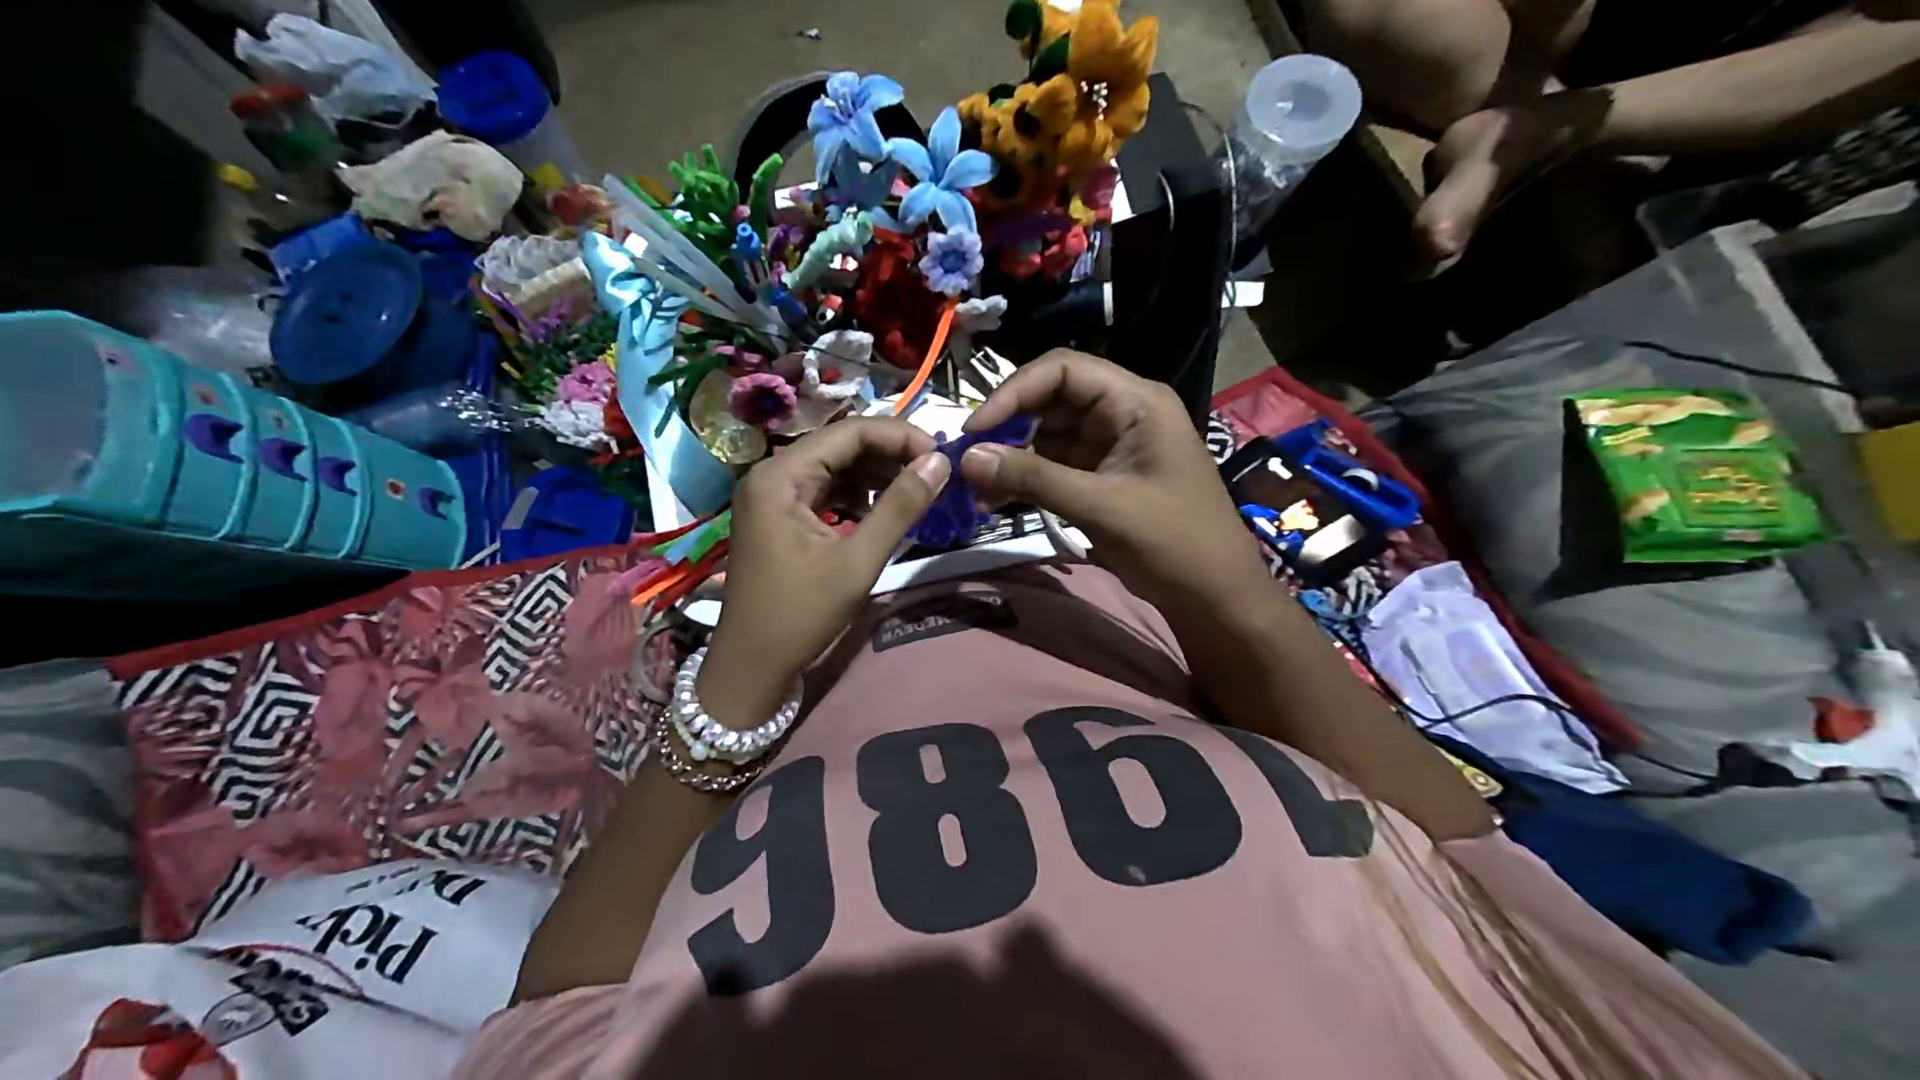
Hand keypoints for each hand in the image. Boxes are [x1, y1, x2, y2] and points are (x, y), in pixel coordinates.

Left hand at [700, 418, 948, 726]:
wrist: (752, 666)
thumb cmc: (801, 614)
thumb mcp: (857, 561)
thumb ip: (900, 507)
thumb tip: (940, 463)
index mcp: (780, 476)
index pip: (849, 431)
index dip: (899, 436)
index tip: (940, 457)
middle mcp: (772, 474)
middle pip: (841, 445)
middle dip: (890, 455)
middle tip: (935, 474)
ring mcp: (774, 496)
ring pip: (836, 468)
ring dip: (877, 476)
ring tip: (917, 492)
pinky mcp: (781, 517)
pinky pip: (826, 491)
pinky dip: (859, 497)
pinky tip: (885, 512)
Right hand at [959, 350, 1271, 627]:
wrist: (1213, 594)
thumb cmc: (1173, 540)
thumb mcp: (1101, 505)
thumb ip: (1034, 477)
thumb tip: (967, 458)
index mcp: (1135, 402)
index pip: (1063, 370)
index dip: (1014, 391)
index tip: (976, 427)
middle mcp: (1120, 413)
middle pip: (1050, 400)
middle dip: (1007, 426)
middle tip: (967, 459)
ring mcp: (1109, 446)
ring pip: (1046, 435)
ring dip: (1011, 457)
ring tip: (975, 486)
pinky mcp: (1100, 477)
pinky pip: (1053, 467)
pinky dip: (1025, 479)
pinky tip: (994, 499)